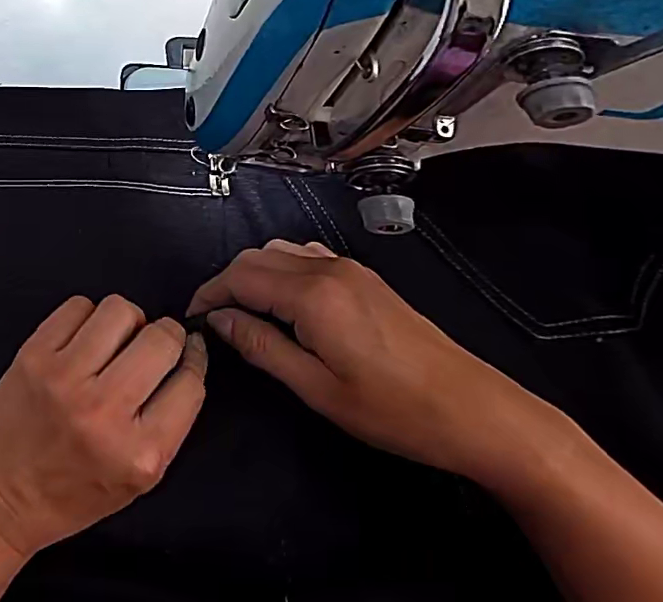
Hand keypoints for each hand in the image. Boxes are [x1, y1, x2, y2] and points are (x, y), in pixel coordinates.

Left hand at [0, 295, 207, 558]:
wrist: (5, 494)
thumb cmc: (78, 488)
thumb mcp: (141, 477)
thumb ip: (171, 418)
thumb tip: (189, 351)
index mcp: (139, 453)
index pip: (190, 382)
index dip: (194, 359)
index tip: (188, 352)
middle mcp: (104, 413)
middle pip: (162, 339)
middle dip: (166, 335)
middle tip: (150, 346)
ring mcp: (65, 380)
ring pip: (121, 310)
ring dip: (126, 321)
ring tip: (115, 341)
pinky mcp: (34, 356)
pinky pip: (79, 305)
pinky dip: (87, 317)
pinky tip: (83, 340)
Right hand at [187, 240, 581, 494]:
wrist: (471, 407)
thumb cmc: (391, 409)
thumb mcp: (317, 388)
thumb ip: (262, 346)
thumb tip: (219, 320)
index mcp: (312, 295)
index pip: (241, 276)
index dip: (209, 293)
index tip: (191, 317)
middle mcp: (328, 268)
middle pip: (258, 257)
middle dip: (227, 282)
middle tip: (214, 320)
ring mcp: (350, 268)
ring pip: (282, 251)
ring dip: (255, 274)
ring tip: (244, 313)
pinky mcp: (365, 276)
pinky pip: (308, 256)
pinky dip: (283, 269)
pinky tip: (284, 300)